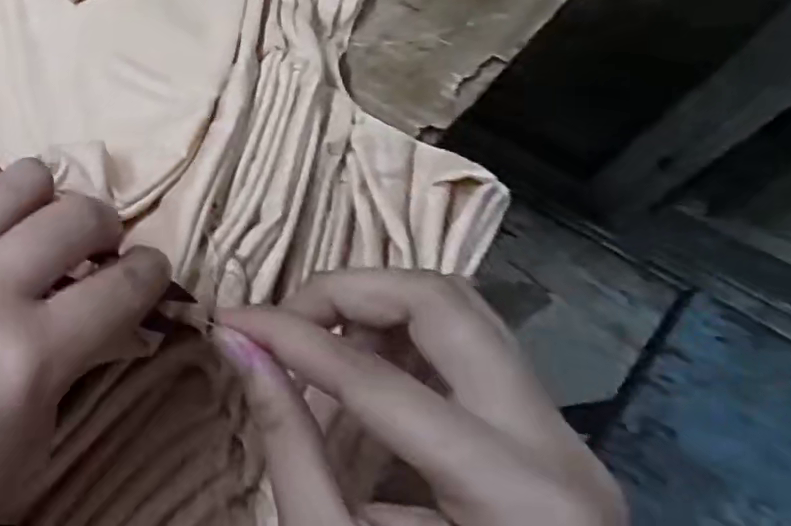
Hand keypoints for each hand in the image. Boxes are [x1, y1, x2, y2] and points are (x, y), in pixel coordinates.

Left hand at [0, 143, 171, 525]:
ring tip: (43, 226)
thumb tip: (107, 305)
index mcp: (28, 357)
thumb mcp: (32, 446)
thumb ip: (76, 366)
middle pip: (79, 214)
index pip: (123, 288)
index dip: (153, 275)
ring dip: (50, 198)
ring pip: (25, 176)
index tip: (154, 271)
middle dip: (107, 228)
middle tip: (101, 250)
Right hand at [218, 270, 627, 525]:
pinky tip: (357, 368)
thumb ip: (286, 438)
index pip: (371, 376)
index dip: (285, 334)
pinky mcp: (548, 437)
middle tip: (283, 321)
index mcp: (516, 498)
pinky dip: (398, 331)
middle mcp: (559, 451)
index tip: (227, 318)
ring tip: (318, 344)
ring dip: (373, 306)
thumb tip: (234, 341)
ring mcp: (563, 439)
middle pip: (440, 301)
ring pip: (459, 308)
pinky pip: (469, 342)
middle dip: (343, 292)